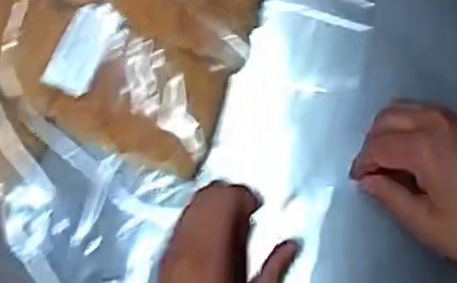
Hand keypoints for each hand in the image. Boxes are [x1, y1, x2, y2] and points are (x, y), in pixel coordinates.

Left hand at [158, 181, 300, 282]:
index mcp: (214, 240)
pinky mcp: (163, 255)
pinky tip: (206, 237)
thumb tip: (293, 243)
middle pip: (209, 191)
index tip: (256, 205)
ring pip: (192, 202)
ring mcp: (173, 243)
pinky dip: (195, 220)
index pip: (228, 193)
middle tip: (245, 212)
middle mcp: (190, 235)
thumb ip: (273, 264)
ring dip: (211, 206)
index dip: (246, 193)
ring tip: (227, 224)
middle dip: (229, 195)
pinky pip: (179, 222)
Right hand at [350, 102, 456, 282]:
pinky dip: (408, 122)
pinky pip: (423, 109)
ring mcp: (452, 116)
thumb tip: (367, 179)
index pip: (379, 144)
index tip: (357, 179)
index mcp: (425, 144)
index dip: (362, 161)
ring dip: (389, 128)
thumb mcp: (427, 224)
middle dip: (372, 141)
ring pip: (405, 107)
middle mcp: (436, 119)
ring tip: (388, 161)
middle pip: (388, 117)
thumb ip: (391, 196)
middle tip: (370, 171)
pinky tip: (410, 149)